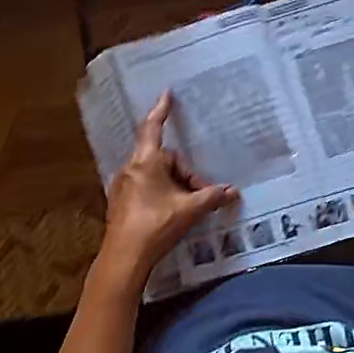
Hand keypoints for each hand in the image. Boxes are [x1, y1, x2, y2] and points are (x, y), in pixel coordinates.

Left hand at [98, 93, 238, 288]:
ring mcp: (123, 187)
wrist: (124, 257)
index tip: (167, 95)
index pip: (154, 128)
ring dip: (174, 187)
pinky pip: (146, 190)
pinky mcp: (121, 204)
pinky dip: (162, 196)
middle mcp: (131, 169)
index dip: (161, 111)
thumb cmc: (155, 226)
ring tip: (188, 207)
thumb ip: (211, 198)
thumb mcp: (189, 210)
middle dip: (185, 174)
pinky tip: (171, 215)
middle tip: (200, 195)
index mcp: (145, 162)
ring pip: (155, 176)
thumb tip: (232, 192)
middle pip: (163, 160)